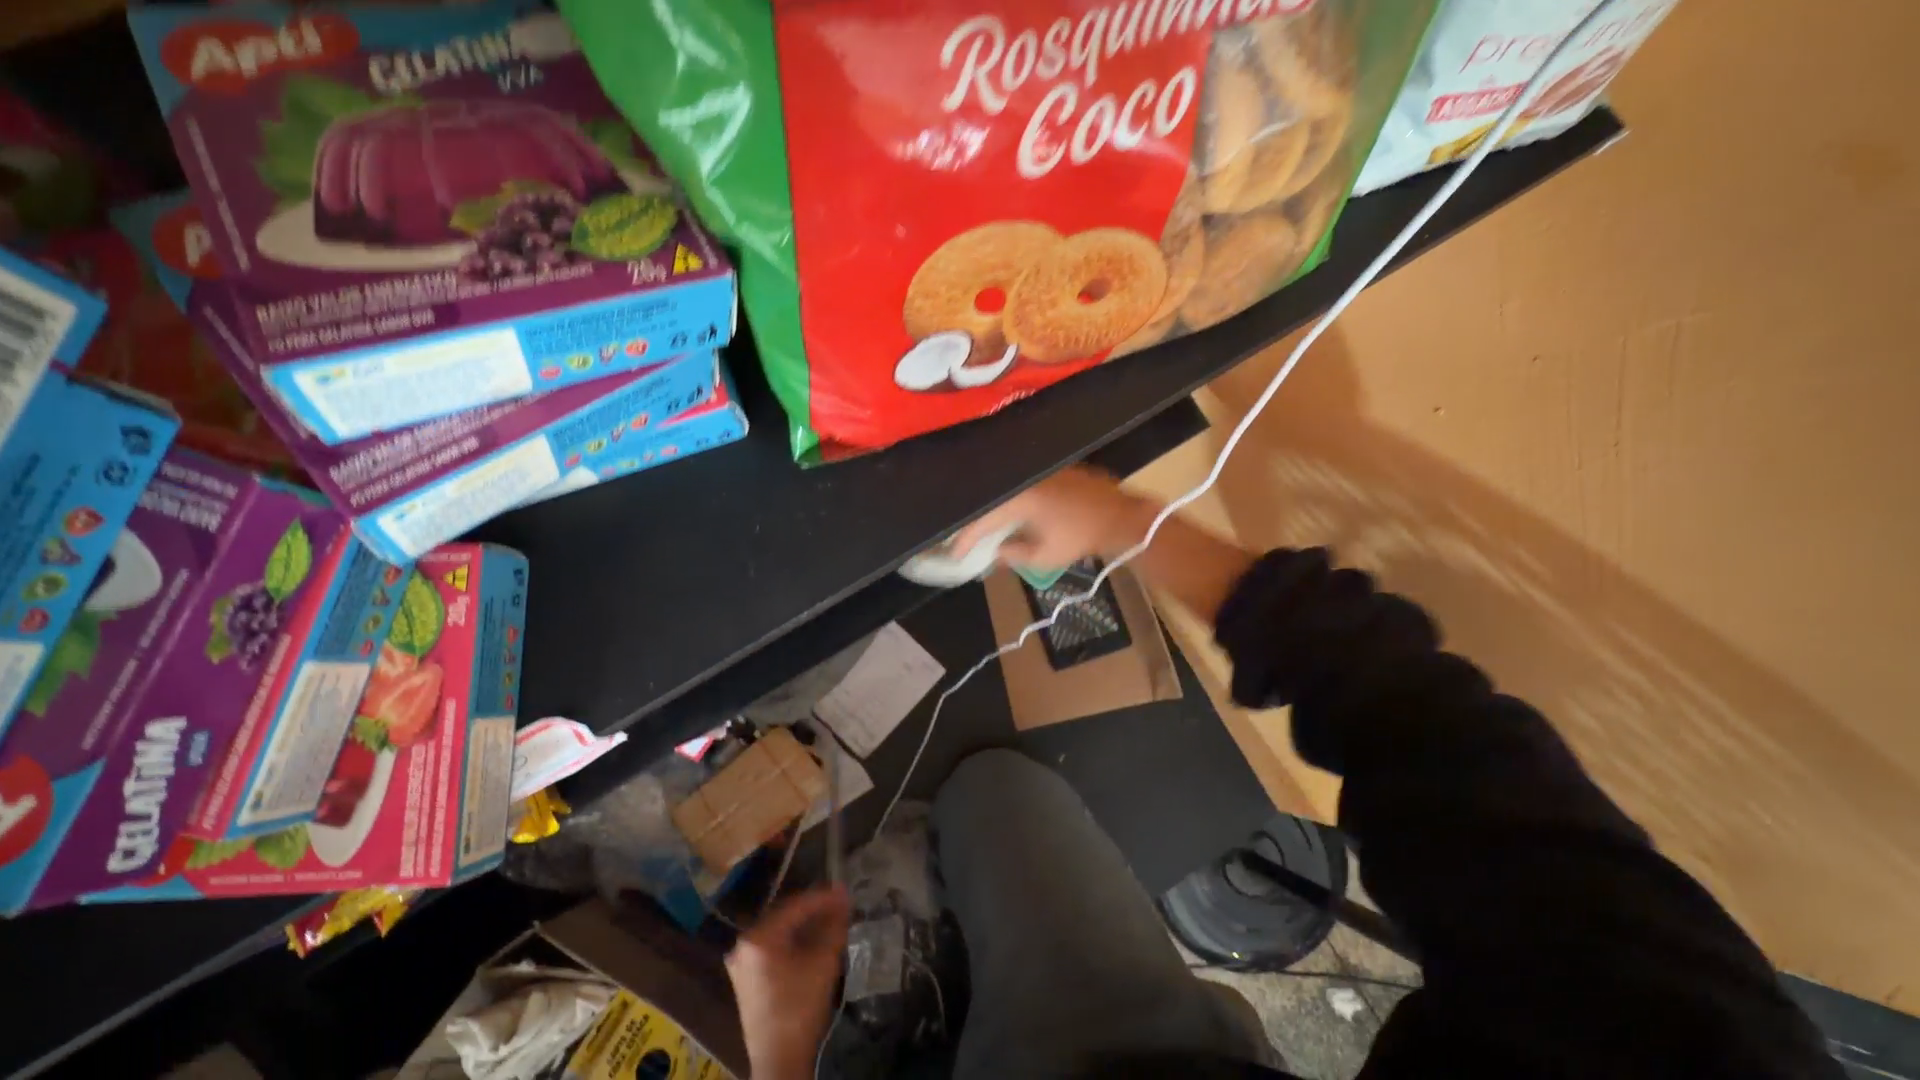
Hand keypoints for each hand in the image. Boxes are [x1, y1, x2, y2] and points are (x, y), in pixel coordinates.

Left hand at [726, 886, 851, 1079]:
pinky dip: (793, 943)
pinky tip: (812, 944)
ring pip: (779, 934)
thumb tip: (844, 897)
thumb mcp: (823, 963)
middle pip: (784, 917)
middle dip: (814, 911)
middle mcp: (743, 944)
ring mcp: (740, 963)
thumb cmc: (800, 1009)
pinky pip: (772, 949)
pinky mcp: (745, 979)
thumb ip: (834, 926)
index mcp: (758, 937)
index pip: (795, 906)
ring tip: (831, 923)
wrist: (779, 1060)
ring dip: (804, 927)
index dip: (823, 898)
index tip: (845, 891)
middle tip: (840, 906)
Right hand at [952, 465, 1155, 568]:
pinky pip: (1021, 483)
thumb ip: (1013, 553)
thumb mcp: (1043, 556)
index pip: (982, 519)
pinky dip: (1010, 497)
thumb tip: (995, 551)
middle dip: (973, 518)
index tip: (956, 554)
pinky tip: (1009, 509)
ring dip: (992, 506)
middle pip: (989, 497)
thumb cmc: (1081, 538)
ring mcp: (1039, 471)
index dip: (965, 538)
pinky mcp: (1051, 470)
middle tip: (963, 535)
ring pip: (1004, 489)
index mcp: (1019, 498)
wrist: (1120, 516)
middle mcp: (1024, 479)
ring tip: (982, 523)